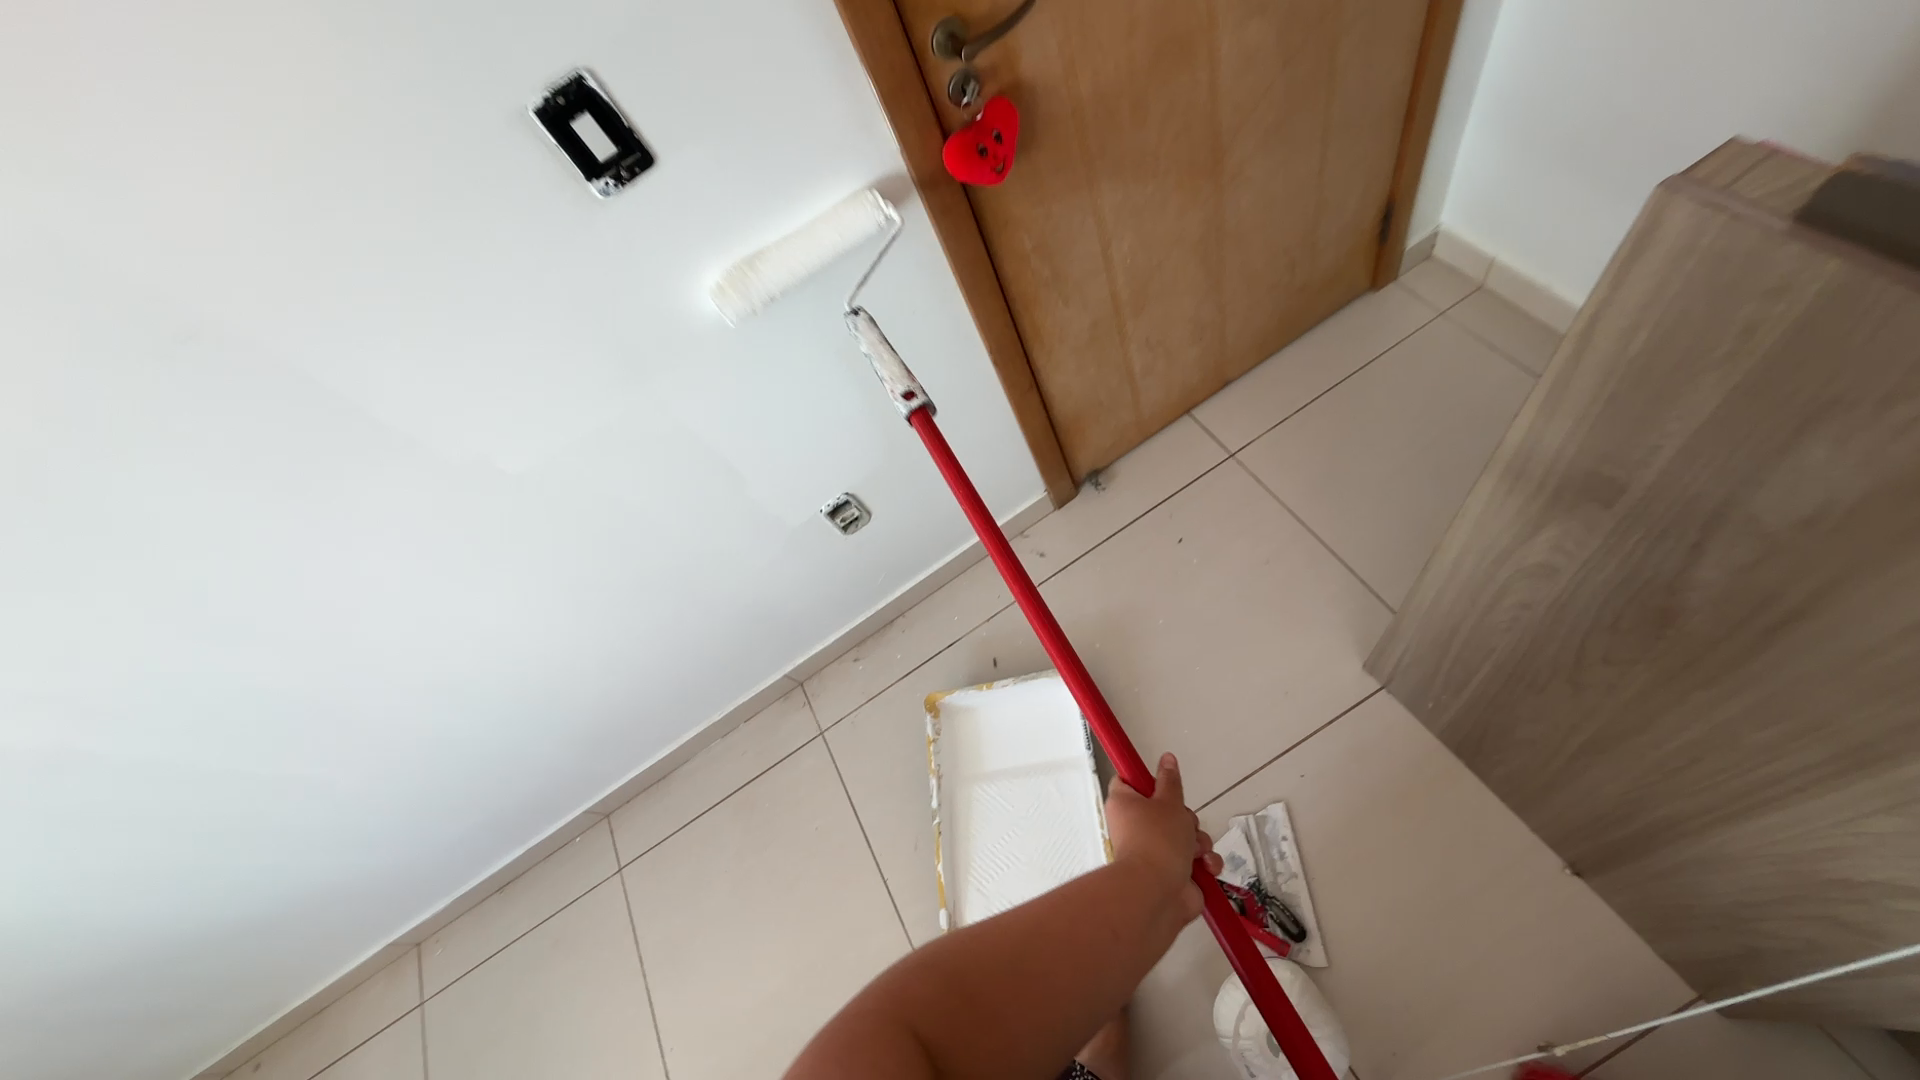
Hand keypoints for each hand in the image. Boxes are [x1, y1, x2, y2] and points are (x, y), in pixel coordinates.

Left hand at [1105, 753, 1220, 920]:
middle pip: (1165, 809)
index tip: (1163, 781)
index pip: (1129, 781)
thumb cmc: (1157, 841)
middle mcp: (1135, 826)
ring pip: (1184, 834)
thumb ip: (1170, 781)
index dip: (1147, 779)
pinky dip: (1204, 863)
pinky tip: (1206, 866)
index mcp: (1124, 804)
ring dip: (1198, 841)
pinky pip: (1194, 860)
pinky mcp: (1172, 872)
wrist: (1158, 893)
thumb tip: (1166, 758)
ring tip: (1195, 850)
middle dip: (1185, 817)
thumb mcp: (1168, 802)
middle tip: (1184, 823)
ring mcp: (1154, 851)